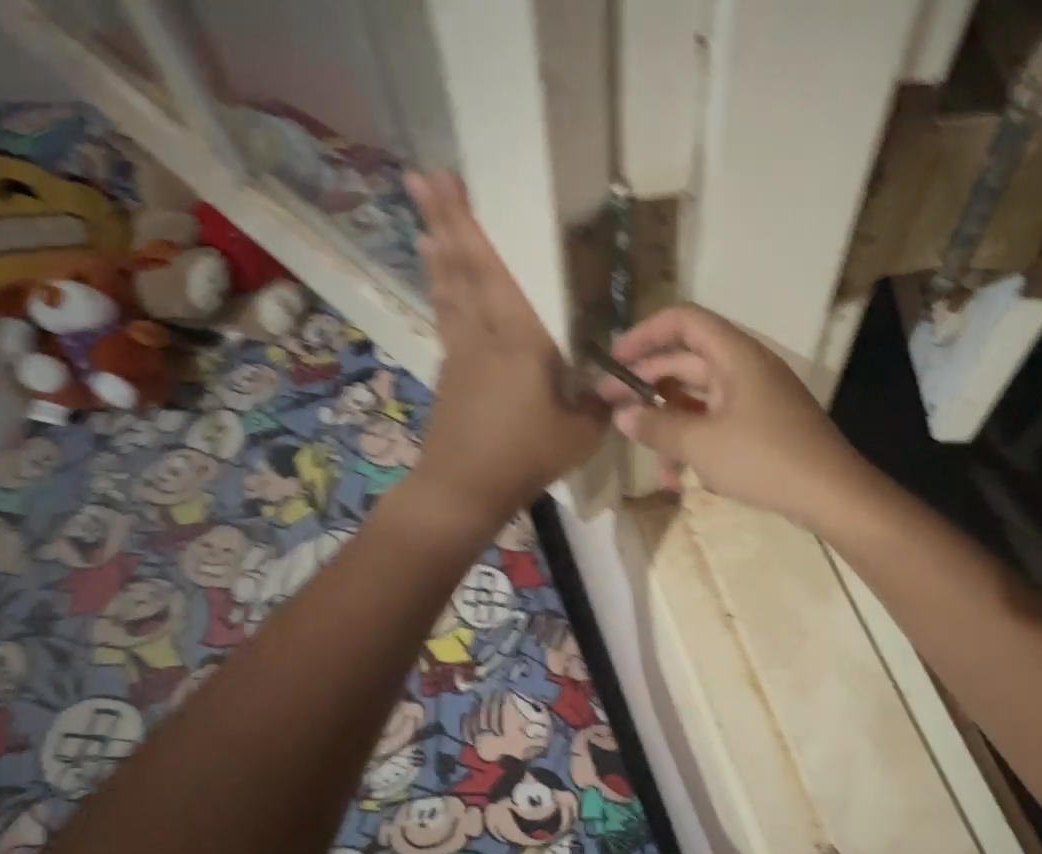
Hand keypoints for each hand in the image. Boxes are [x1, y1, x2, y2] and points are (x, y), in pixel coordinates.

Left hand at [405, 171, 606, 516]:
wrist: (463, 488)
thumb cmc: (527, 455)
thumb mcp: (582, 432)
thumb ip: (601, 402)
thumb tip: (619, 385)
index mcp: (519, 338)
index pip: (492, 270)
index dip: (468, 225)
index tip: (446, 183)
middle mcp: (483, 334)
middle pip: (460, 268)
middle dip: (442, 220)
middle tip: (421, 178)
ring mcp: (461, 353)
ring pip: (448, 292)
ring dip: (439, 255)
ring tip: (427, 226)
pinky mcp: (451, 374)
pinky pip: (447, 319)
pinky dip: (443, 293)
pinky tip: (442, 289)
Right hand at [598, 304, 868, 525]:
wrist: (833, 494)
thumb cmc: (764, 459)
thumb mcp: (701, 444)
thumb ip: (657, 426)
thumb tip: (622, 415)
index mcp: (736, 355)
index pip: (683, 321)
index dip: (644, 334)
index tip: (614, 361)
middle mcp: (748, 368)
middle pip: (687, 363)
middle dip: (648, 388)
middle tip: (612, 411)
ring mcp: (760, 398)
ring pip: (702, 402)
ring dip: (674, 430)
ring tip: (657, 469)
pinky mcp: (767, 427)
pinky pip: (722, 425)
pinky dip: (701, 446)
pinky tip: (687, 482)